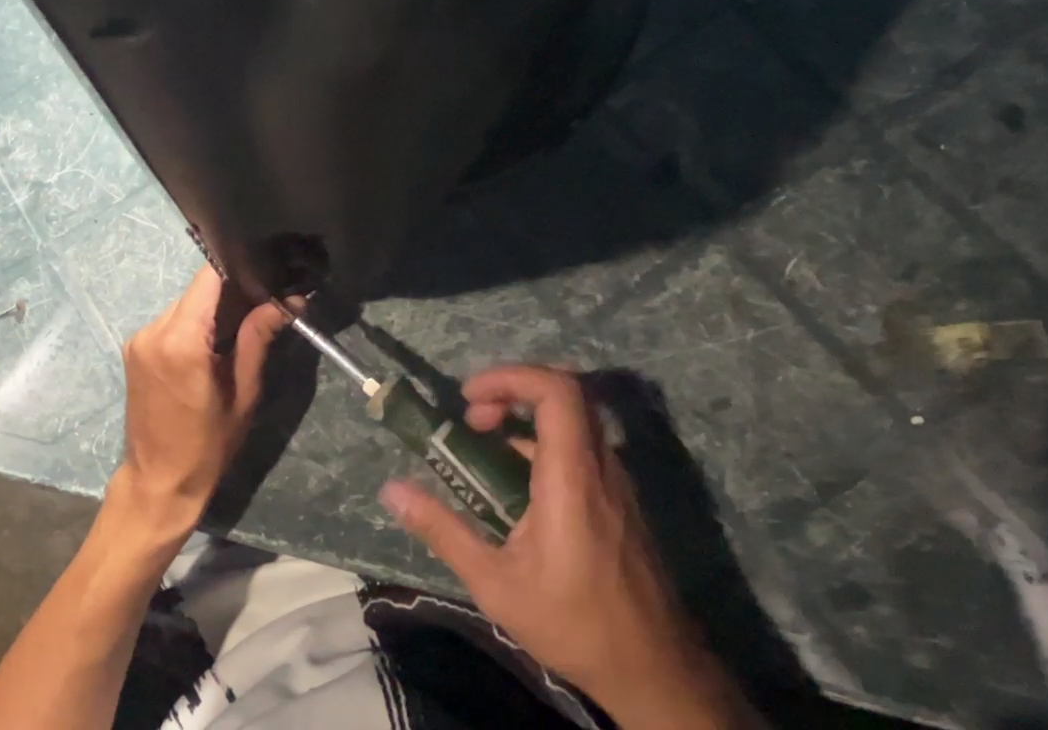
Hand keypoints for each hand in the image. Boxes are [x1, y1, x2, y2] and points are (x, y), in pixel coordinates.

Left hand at [109, 267, 289, 541]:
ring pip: (184, 304)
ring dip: (212, 311)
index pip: (209, 278)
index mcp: (180, 340)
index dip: (239, 271)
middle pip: (197, 290)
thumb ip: (258, 338)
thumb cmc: (207, 445)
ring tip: (241, 327)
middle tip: (264, 305)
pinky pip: (170, 322)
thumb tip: (290, 300)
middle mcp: (152, 330)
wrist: (159, 480)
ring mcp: (139, 338)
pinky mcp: (134, 348)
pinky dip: (193, 325)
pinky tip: (213, 344)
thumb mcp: (243, 392)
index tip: (267, 278)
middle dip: (230, 293)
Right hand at [378, 365, 760, 729]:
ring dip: (525, 418)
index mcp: (572, 478)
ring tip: (483, 449)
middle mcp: (601, 468)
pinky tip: (515, 487)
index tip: (469, 399)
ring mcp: (616, 483)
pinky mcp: (620, 501)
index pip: (556, 391)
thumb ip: (442, 529)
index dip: (510, 377)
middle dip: (512, 390)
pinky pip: (582, 447)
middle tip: (473, 419)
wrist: (656, 670)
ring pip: (575, 419)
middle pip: (567, 392)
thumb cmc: (572, 623)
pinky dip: (542, 442)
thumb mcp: (493, 582)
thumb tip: (391, 490)